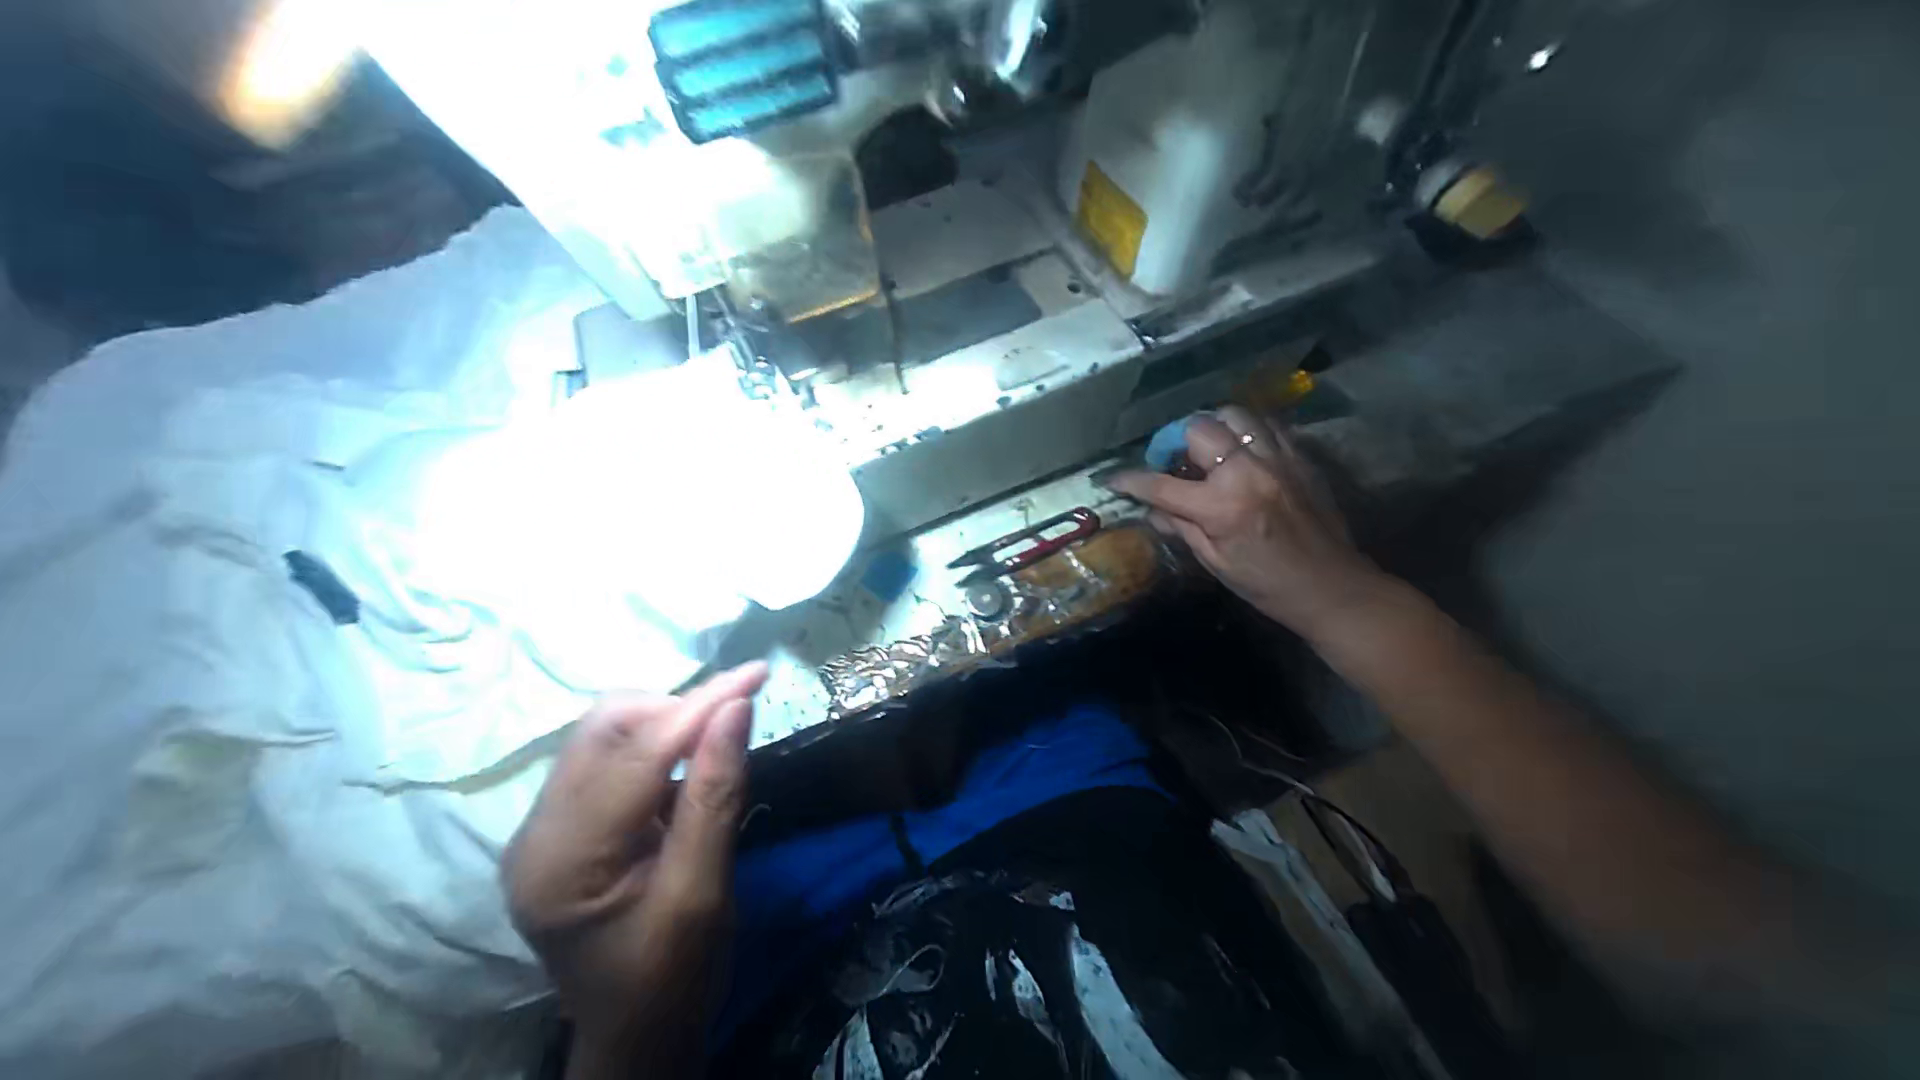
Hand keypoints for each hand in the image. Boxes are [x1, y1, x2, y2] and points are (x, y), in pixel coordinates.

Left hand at [503, 662, 769, 1078]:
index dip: (702, 705)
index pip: (637, 753)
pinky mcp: (562, 825)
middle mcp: (535, 833)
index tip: (758, 673)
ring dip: (669, 719)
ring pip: (605, 732)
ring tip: (719, 732)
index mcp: (562, 861)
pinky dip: (657, 742)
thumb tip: (737, 707)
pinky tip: (690, 759)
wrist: (638, 1035)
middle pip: (606, 728)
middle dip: (680, 707)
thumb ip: (716, 796)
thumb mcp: (703, 893)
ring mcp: (542, 827)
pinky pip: (608, 755)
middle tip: (739, 711)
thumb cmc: (675, 979)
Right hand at [1106, 407, 1390, 636]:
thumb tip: (1151, 509)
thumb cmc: (1266, 584)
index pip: (1161, 485)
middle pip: (1198, 429)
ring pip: (1235, 415)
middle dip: (1176, 442)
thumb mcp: (1214, 562)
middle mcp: (1248, 472)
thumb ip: (1181, 527)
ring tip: (1209, 451)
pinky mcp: (1300, 457)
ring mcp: (1278, 459)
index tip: (1114, 479)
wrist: (1332, 587)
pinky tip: (1242, 452)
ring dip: (1213, 429)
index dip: (1131, 481)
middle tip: (1175, 463)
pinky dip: (1247, 432)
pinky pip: (1267, 425)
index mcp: (1221, 507)